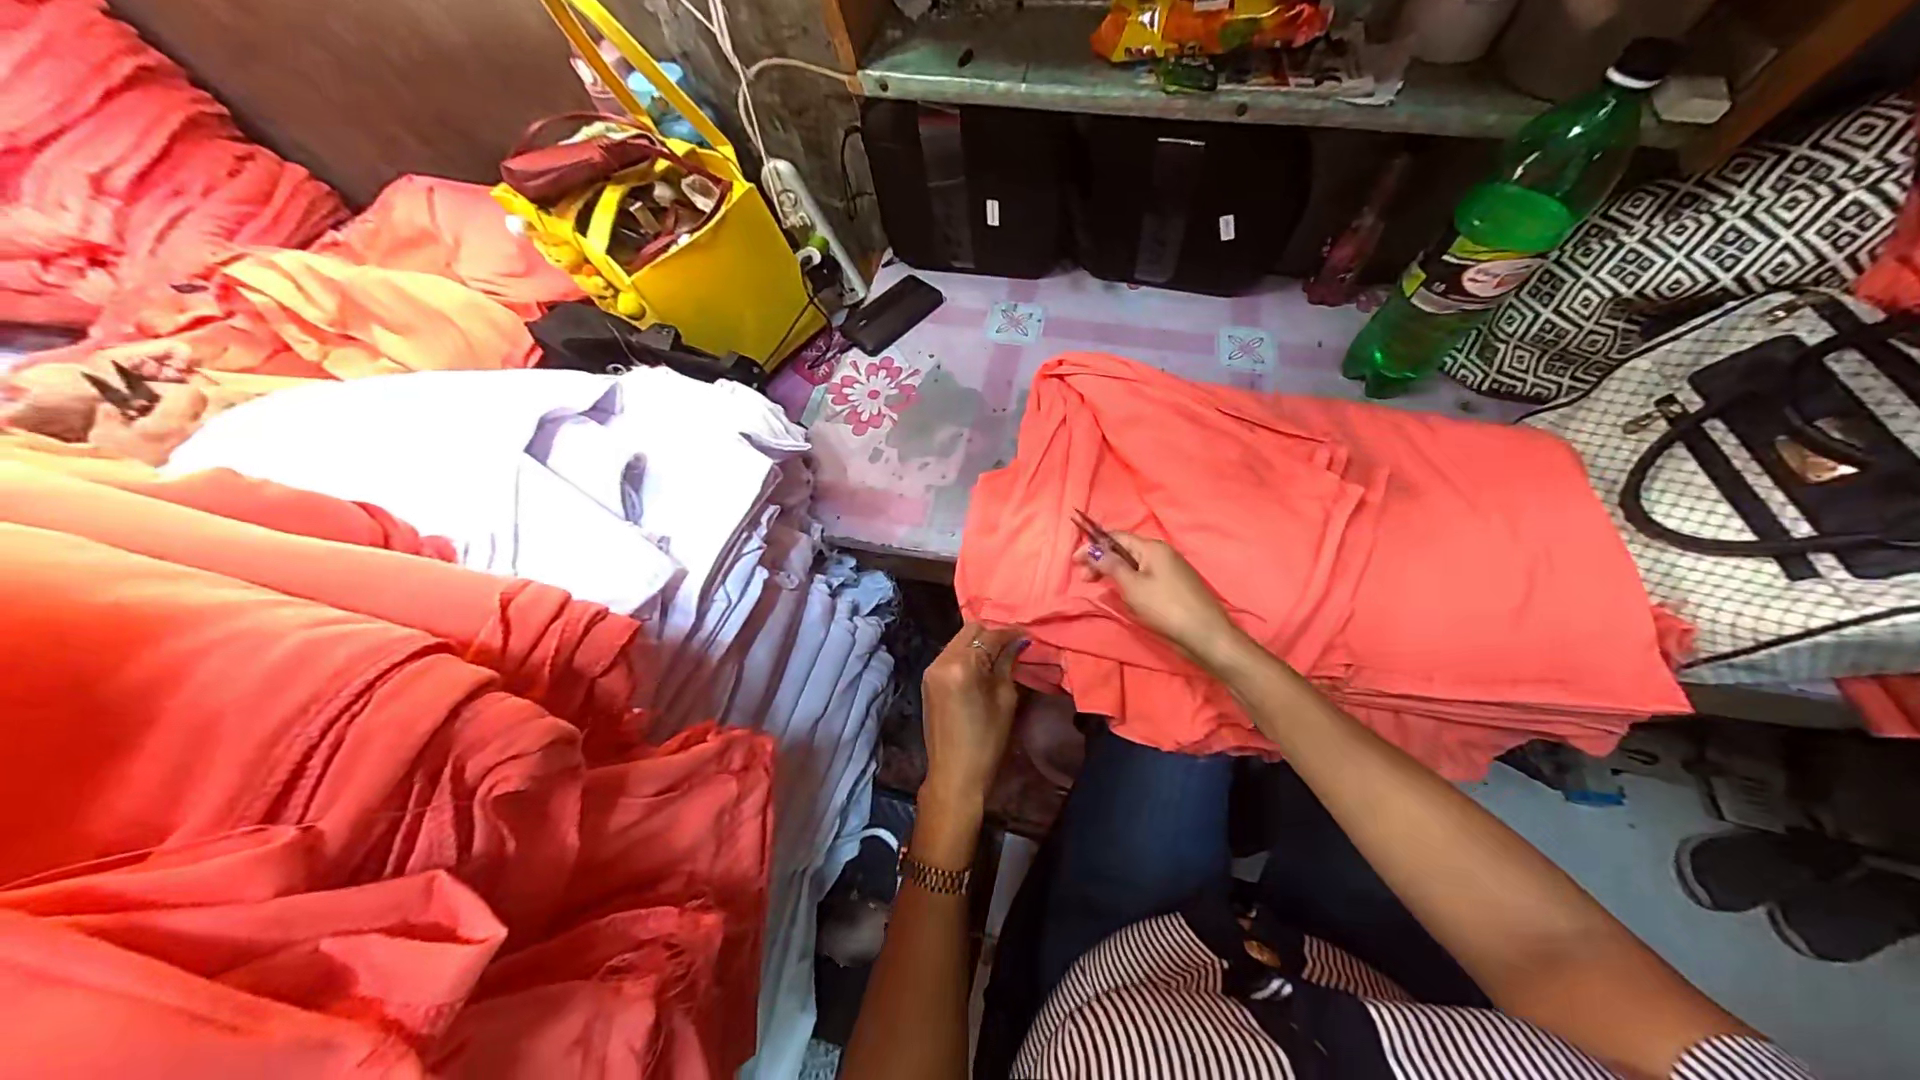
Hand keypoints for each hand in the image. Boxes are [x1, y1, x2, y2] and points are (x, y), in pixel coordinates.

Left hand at [919, 622, 1026, 810]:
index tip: (1028, 637)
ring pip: (959, 640)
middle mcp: (941, 660)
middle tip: (1014, 646)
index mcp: (961, 664)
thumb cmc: (986, 740)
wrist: (954, 773)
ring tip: (1000, 656)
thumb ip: (1008, 663)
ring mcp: (931, 669)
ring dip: (979, 643)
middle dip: (993, 634)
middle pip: (970, 630)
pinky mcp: (928, 680)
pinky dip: (967, 655)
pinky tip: (982, 667)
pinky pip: (951, 655)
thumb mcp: (1005, 699)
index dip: (1011, 633)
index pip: (990, 635)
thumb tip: (1018, 642)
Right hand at [1076, 531, 1247, 668]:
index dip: (1093, 546)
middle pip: (1125, 551)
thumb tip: (1095, 550)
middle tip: (1086, 580)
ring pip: (1135, 565)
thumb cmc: (1165, 608)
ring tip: (1102, 588)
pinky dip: (1129, 582)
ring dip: (1115, 573)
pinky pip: (1145, 578)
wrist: (1205, 635)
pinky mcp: (1174, 587)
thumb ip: (1111, 566)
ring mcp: (1171, 570)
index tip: (1075, 562)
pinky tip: (1124, 596)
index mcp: (1152, 548)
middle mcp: (1162, 553)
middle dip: (1102, 561)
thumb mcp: (1132, 586)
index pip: (1116, 537)